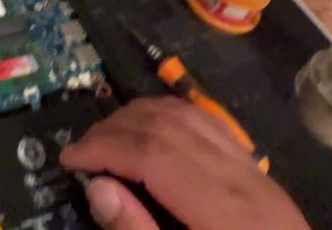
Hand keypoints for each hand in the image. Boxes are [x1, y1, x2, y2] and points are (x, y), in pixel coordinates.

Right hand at [60, 97, 308, 229]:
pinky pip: (207, 124)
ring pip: (185, 115)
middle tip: (80, 153)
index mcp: (230, 215)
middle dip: (113, 131)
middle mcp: (246, 182)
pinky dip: (168, 117)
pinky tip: (148, 133)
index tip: (68, 161)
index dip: (104, 149)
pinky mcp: (262, 176)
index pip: (153, 154)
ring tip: (106, 141)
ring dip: (137, 117)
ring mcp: (258, 174)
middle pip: (166, 127)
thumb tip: (98, 187)